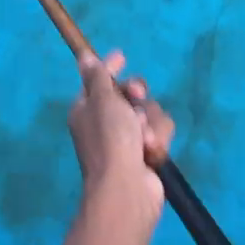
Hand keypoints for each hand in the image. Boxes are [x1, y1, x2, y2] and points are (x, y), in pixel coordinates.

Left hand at [68, 50, 174, 219]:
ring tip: (144, 137)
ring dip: (149, 121)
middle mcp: (106, 122)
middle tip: (136, 96)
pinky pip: (160, 130)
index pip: (98, 81)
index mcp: (87, 109)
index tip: (122, 57)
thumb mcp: (102, 99)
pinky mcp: (148, 151)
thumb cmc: (110, 138)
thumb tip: (84, 56)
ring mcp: (128, 138)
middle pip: (129, 93)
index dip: (109, 68)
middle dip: (136, 94)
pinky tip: (151, 150)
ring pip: (150, 110)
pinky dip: (158, 138)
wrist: (127, 188)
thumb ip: (98, 75)